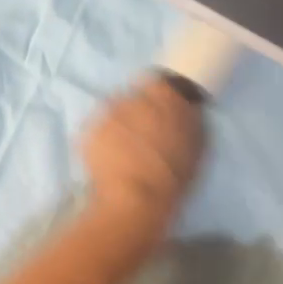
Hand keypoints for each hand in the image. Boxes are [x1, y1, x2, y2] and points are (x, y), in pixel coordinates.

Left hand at [81, 73, 205, 251]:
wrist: (135, 200)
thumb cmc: (173, 176)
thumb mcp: (196, 143)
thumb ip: (187, 118)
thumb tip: (183, 108)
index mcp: (164, 94)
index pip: (158, 83)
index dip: (158, 98)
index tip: (160, 114)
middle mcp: (132, 96)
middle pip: (133, 97)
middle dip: (136, 113)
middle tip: (142, 138)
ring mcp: (105, 113)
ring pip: (111, 113)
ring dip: (117, 126)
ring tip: (123, 153)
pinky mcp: (85, 131)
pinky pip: (95, 131)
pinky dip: (100, 142)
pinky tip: (109, 161)